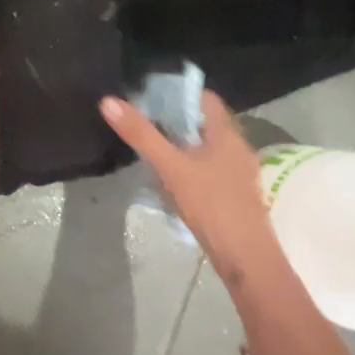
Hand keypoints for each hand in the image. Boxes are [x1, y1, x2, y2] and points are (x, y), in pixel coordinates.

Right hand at [102, 91, 281, 284]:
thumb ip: (141, 135)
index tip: (150, 99)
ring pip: (207, 148)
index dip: (178, 94)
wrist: (245, 259)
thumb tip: (109, 101)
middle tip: (144, 124)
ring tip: (153, 152)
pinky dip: (191, 168)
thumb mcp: (170, 168)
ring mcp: (239, 173)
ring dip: (182, 146)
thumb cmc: (211, 205)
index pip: (205, 98)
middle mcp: (238, 147)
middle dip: (175, 121)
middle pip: (204, 123)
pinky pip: (211, 169)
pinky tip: (172, 183)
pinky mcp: (236, 195)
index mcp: (227, 133)